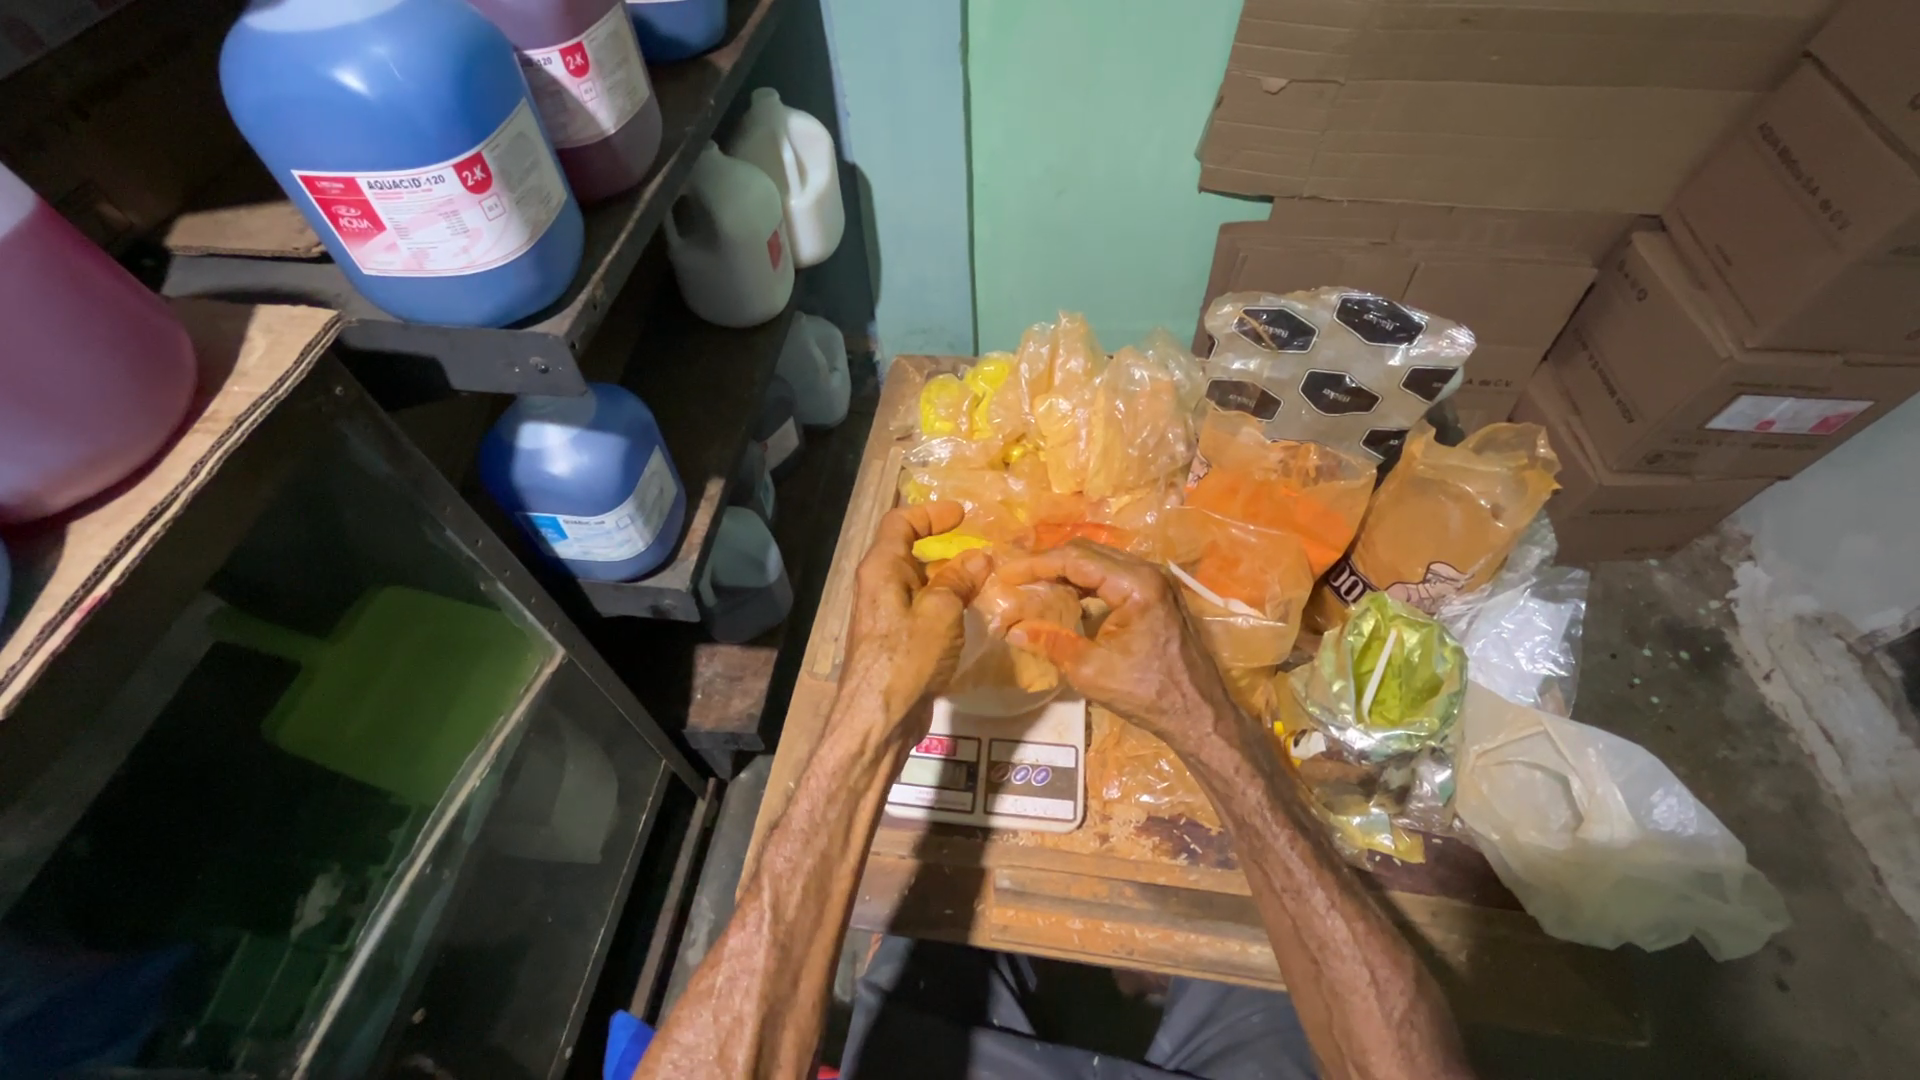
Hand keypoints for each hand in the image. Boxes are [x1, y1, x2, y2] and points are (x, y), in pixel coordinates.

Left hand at [844, 503, 991, 725]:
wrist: (879, 718)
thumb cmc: (907, 657)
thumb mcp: (941, 613)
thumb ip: (959, 581)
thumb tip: (979, 558)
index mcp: (881, 569)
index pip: (900, 523)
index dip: (930, 513)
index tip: (961, 514)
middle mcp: (879, 586)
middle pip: (908, 552)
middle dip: (942, 546)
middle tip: (979, 546)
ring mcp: (886, 615)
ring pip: (918, 583)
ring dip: (948, 577)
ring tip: (984, 578)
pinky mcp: (896, 641)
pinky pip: (921, 609)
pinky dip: (944, 603)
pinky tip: (970, 613)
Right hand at [993, 540, 1247, 756]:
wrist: (1198, 713)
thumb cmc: (1146, 693)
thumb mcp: (1090, 670)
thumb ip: (1051, 642)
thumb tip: (1014, 629)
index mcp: (1135, 584)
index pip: (1075, 559)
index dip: (1035, 564)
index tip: (1006, 573)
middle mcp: (1148, 572)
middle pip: (1087, 552)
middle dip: (1048, 562)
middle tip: (1015, 576)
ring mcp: (1155, 581)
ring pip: (1100, 561)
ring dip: (1066, 571)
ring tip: (1033, 584)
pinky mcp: (1155, 594)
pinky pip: (1112, 576)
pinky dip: (1084, 582)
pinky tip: (1064, 596)